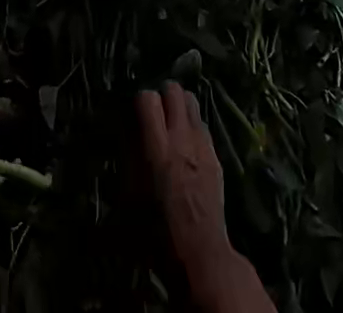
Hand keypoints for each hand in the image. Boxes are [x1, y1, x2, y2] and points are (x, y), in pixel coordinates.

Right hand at [136, 84, 273, 312]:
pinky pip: (202, 124)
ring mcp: (202, 145)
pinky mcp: (215, 155)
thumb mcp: (130, 194)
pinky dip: (192, 124)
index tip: (135, 111)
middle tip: (154, 109)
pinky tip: (185, 142)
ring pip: (192, 101)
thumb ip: (129, 156)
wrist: (200, 251)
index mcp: (156, 148)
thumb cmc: (156, 230)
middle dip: (162, 94)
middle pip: (174, 91)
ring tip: (171, 119)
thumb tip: (127, 129)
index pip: (148, 99)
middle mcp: (181, 139)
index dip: (140, 99)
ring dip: (179, 104)